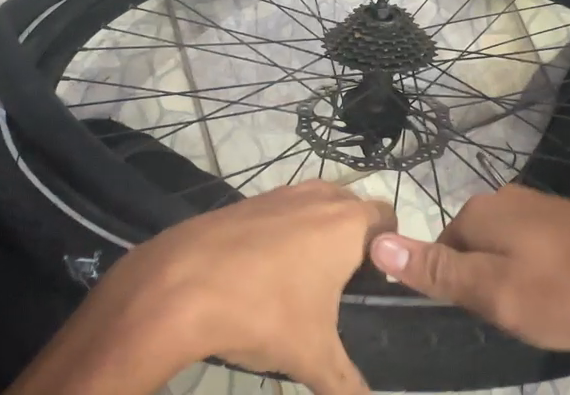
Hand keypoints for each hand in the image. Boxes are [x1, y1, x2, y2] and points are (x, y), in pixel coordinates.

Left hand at [10, 180, 395, 394]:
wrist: (179, 286)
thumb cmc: (262, 312)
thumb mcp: (313, 359)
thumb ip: (348, 387)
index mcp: (348, 223)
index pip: (388, 219)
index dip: (390, 250)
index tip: (379, 287)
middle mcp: (320, 197)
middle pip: (353, 209)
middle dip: (355, 242)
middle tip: (346, 291)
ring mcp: (281, 193)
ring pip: (315, 207)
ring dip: (318, 235)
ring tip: (305, 285)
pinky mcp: (248, 201)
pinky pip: (281, 213)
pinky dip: (283, 236)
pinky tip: (264, 276)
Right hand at [370, 185, 569, 394]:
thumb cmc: (569, 291)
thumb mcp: (494, 292)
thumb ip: (435, 270)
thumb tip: (376, 242)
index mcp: (479, 211)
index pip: (438, 253)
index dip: (454, 291)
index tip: (483, 317)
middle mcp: (504, 198)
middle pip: (472, 250)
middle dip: (486, 286)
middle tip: (516, 318)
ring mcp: (541, 205)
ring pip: (506, 251)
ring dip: (516, 282)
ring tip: (545, 313)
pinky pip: (538, 249)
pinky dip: (544, 275)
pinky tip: (569, 297)